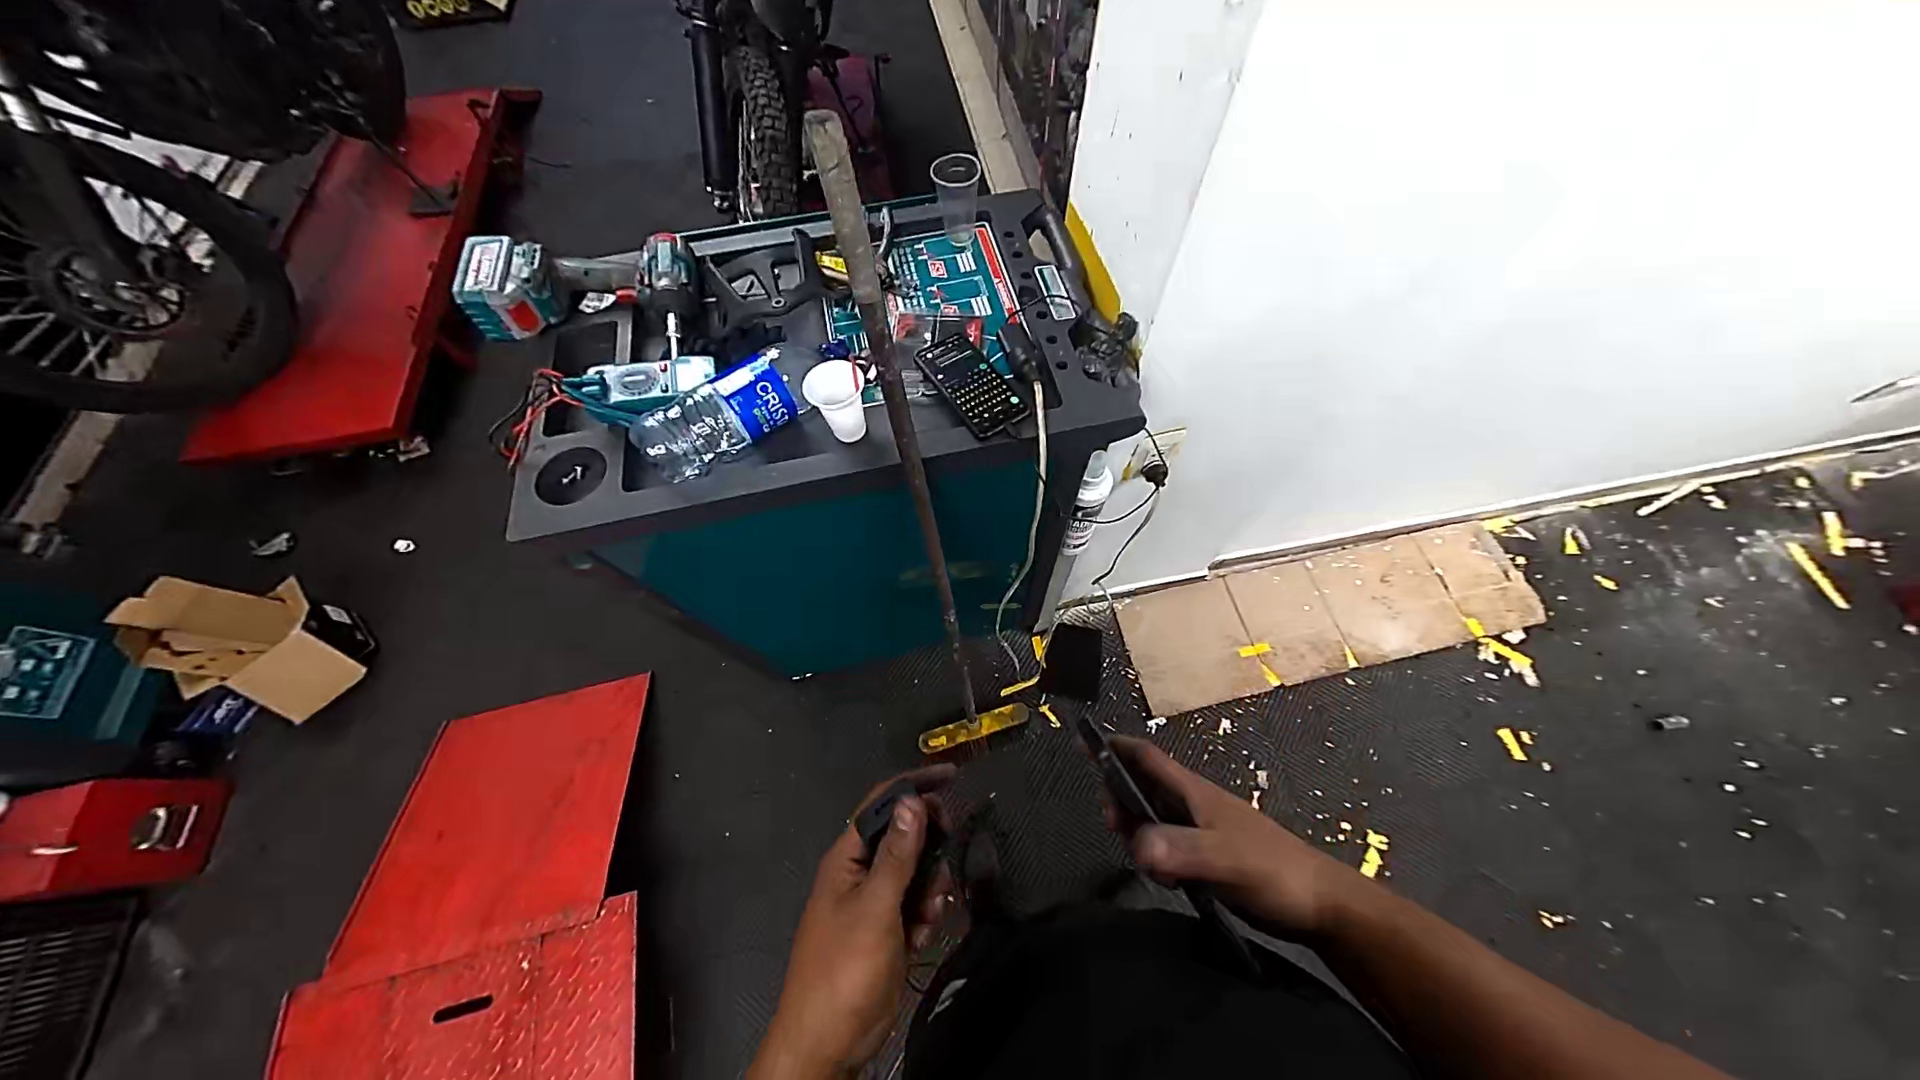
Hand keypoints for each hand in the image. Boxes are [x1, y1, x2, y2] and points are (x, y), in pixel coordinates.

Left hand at [748, 766, 956, 1079]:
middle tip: (946, 862)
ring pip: (916, 872)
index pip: (882, 805)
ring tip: (929, 914)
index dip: (914, 786)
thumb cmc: (844, 969)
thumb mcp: (875, 908)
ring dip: (930, 888)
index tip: (952, 778)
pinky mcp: (888, 929)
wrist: (828, 1044)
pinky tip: (923, 935)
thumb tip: (911, 800)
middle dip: (930, 848)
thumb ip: (897, 855)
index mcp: (847, 857)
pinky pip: (916, 904)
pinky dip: (926, 914)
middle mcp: (861, 872)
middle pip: (905, 837)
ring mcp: (875, 902)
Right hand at [1107, 736, 1364, 939]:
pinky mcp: (1208, 856)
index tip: (1084, 742)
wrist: (1322, 906)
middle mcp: (1194, 804)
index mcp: (1195, 792)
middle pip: (1143, 787)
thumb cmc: (1274, 870)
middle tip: (1112, 824)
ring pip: (1154, 817)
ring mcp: (1202, 830)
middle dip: (1119, 797)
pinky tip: (1164, 876)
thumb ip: (1182, 850)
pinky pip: (1168, 844)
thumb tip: (1136, 844)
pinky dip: (1155, 853)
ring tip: (1139, 855)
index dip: (1115, 746)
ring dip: (1137, 829)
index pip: (1147, 757)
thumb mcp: (1225, 858)